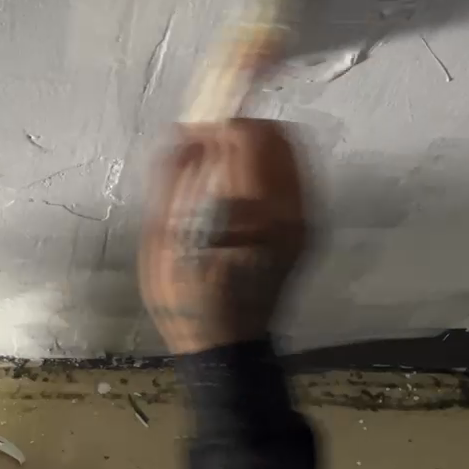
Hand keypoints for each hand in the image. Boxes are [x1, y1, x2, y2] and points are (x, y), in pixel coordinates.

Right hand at [140, 120, 308, 354]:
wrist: (225, 344)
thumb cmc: (183, 296)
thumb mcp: (161, 237)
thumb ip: (174, 178)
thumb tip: (184, 132)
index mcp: (248, 211)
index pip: (247, 135)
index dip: (216, 123)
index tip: (191, 135)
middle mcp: (288, 209)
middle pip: (276, 134)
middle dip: (239, 129)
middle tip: (206, 147)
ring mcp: (304, 220)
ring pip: (291, 150)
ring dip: (255, 146)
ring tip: (221, 167)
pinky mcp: (308, 228)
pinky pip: (296, 175)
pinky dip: (269, 166)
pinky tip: (239, 186)